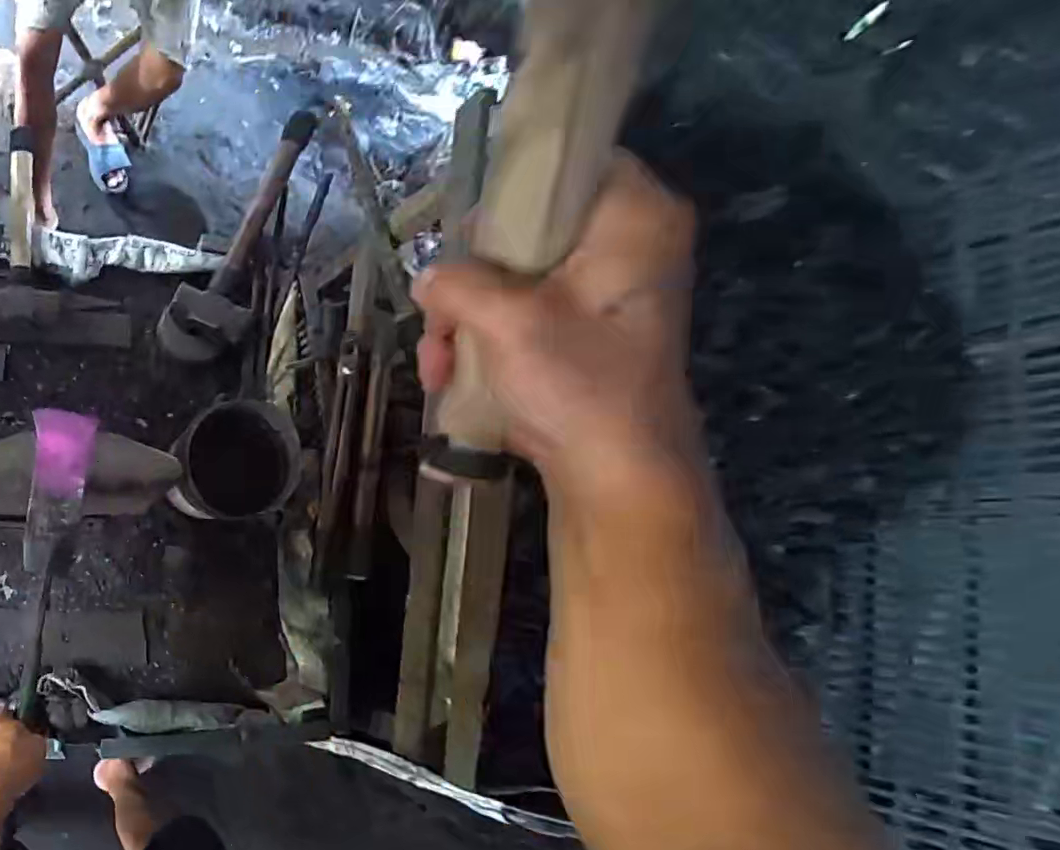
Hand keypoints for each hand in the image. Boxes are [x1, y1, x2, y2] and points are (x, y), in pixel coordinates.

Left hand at [0, 711, 47, 818]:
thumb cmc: (18, 763)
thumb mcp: (41, 746)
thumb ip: (40, 734)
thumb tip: (38, 731)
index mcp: (2, 719)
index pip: (15, 709)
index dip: (26, 714)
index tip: (35, 722)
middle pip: (7, 728)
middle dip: (18, 734)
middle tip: (33, 743)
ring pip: (2, 744)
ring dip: (11, 750)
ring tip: (26, 761)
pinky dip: (5, 763)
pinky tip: (16, 772)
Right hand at [414, 153, 703, 500]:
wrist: (613, 471)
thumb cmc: (576, 384)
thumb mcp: (507, 324)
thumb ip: (458, 286)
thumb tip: (426, 276)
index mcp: (633, 220)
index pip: (568, 168)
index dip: (506, 198)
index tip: (461, 243)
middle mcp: (625, 248)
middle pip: (526, 236)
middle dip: (467, 286)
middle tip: (437, 326)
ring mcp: (602, 297)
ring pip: (513, 284)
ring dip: (463, 324)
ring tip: (437, 370)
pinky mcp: (581, 337)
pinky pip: (520, 319)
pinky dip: (484, 344)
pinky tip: (452, 378)